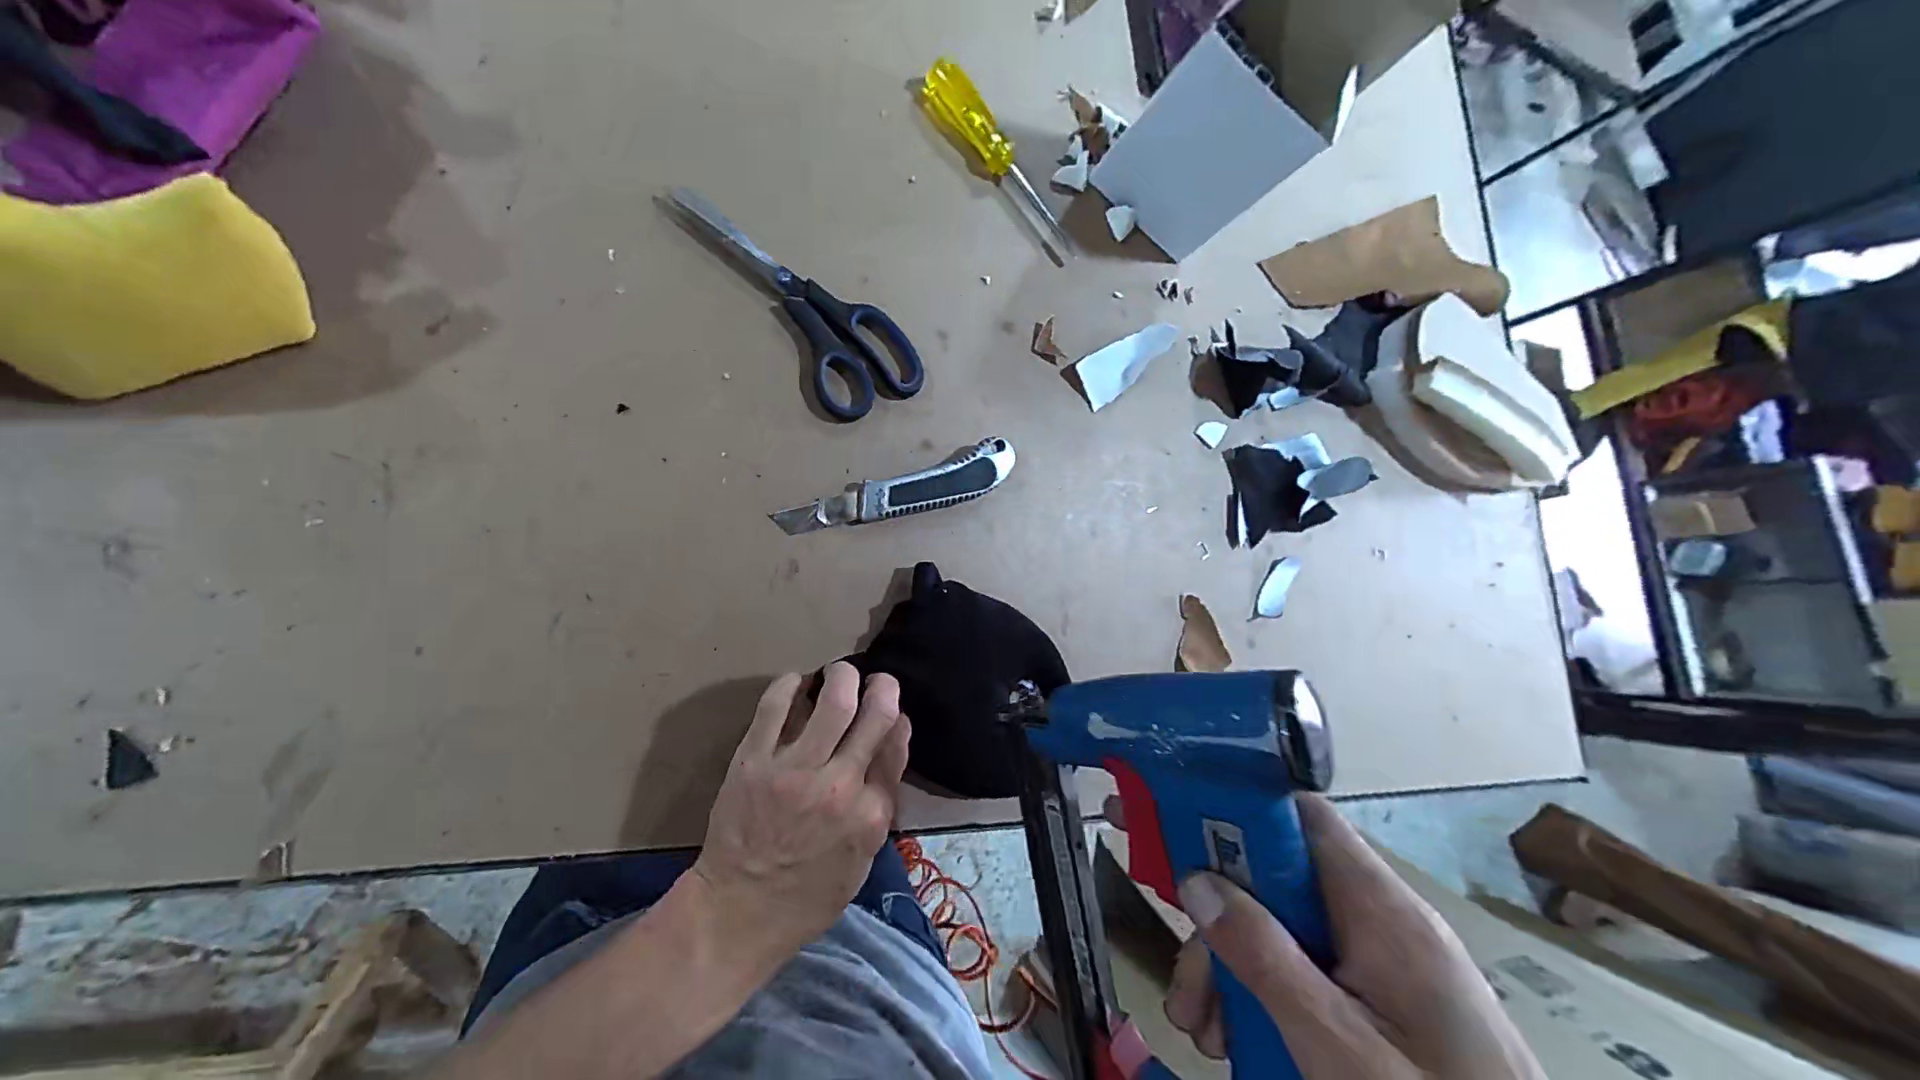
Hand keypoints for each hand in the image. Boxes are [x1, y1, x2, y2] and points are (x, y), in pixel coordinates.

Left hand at [688, 662, 911, 962]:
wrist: (739, 912)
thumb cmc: (809, 893)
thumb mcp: (864, 856)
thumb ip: (882, 799)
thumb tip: (893, 740)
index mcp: (870, 812)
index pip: (896, 742)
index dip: (897, 715)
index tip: (889, 707)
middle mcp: (839, 786)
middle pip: (875, 713)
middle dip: (881, 685)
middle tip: (874, 681)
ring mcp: (794, 770)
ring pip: (832, 701)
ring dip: (842, 675)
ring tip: (839, 673)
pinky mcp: (753, 761)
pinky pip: (775, 707)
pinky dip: (790, 684)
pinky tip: (796, 683)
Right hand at [1162, 794, 1544, 1079]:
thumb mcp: (1339, 1049)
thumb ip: (1265, 959)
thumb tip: (1196, 880)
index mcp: (1382, 910)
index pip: (1301, 815)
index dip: (1235, 807)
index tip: (1173, 828)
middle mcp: (1380, 918)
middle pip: (1275, 878)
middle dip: (1217, 918)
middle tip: (1181, 973)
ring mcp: (1381, 958)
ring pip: (1279, 925)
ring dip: (1229, 966)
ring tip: (1203, 1030)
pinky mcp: (1381, 995)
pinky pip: (1303, 966)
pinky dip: (1261, 993)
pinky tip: (1238, 1040)